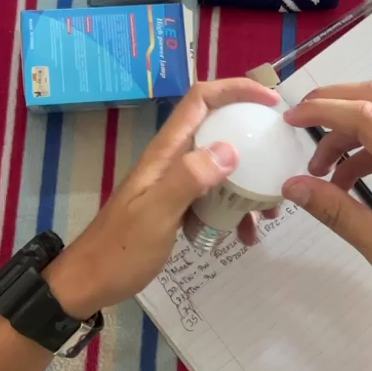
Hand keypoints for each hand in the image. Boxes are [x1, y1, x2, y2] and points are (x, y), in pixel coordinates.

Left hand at [45, 78, 281, 316]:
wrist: (91, 280)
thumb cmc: (121, 248)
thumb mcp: (156, 214)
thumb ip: (189, 179)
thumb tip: (231, 149)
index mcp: (165, 152)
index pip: (201, 100)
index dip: (235, 90)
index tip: (271, 101)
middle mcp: (172, 160)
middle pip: (218, 130)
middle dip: (252, 141)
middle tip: (280, 161)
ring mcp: (174, 183)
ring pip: (220, 167)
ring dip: (247, 184)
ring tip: (266, 213)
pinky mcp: (177, 206)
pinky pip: (213, 197)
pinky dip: (232, 210)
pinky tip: (241, 234)